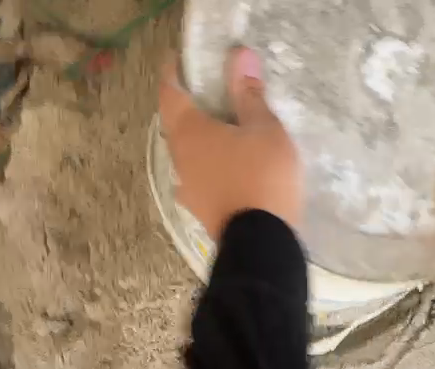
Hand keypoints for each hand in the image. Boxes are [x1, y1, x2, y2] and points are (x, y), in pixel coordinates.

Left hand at [158, 48, 301, 237]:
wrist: (262, 245)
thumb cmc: (262, 178)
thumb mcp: (265, 130)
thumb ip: (250, 94)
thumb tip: (240, 56)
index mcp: (188, 131)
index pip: (169, 90)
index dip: (173, 71)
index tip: (182, 60)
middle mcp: (179, 159)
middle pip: (177, 125)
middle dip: (190, 108)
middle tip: (211, 96)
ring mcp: (188, 191)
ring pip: (189, 156)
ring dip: (201, 143)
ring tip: (224, 135)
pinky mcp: (201, 214)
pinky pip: (201, 181)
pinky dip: (210, 170)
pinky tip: (228, 171)